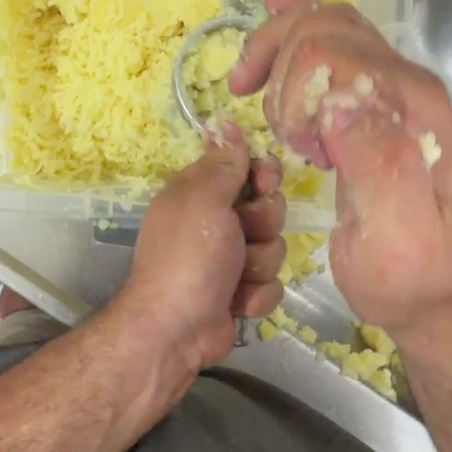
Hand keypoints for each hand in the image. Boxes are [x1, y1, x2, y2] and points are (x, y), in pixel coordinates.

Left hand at [115, 121, 288, 374]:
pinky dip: (256, 296)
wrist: (176, 329)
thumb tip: (225, 121)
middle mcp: (215, 223)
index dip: (263, 176)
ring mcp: (229, 260)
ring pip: (275, 249)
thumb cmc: (187, 259)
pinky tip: (235, 303)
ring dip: (258, 266)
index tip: (264, 184)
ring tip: (232, 278)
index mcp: (201, 193)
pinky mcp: (241, 293)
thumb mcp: (204, 201)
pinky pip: (272, 284)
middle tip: (240, 236)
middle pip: (270, 209)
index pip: (247, 168)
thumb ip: (224, 165)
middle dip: (263, 226)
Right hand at [229, 0, 451, 340]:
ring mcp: (390, 90)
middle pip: (324, 28)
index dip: (294, 94)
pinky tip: (275, 9)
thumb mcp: (398, 234)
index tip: (301, 151)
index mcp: (410, 107)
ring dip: (280, 57)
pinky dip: (297, 26)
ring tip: (276, 116)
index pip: (331, 52)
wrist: (432, 292)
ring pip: (325, 28)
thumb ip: (378, 163)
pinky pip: (335, 41)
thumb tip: (335, 102)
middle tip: (281, 135)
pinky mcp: (372, 103)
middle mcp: (404, 85)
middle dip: (280, 72)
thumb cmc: (410, 273)